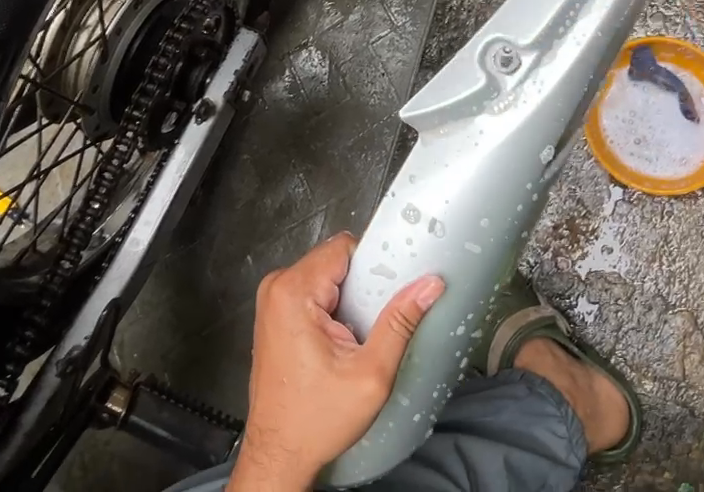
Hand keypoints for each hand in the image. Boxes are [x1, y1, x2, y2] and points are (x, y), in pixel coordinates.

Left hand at [232, 233, 443, 489]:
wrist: (279, 456)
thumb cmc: (316, 421)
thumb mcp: (371, 373)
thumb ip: (401, 322)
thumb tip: (430, 284)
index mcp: (293, 292)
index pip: (344, 248)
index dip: (373, 265)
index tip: (390, 291)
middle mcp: (277, 288)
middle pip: (336, 260)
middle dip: (362, 285)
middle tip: (376, 322)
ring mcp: (273, 301)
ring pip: (328, 276)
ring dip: (350, 299)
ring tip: (360, 335)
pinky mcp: (276, 315)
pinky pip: (315, 292)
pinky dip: (335, 309)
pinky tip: (345, 340)